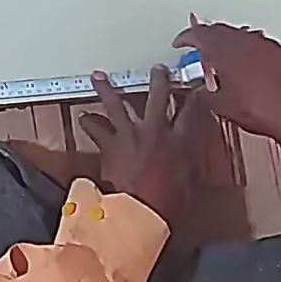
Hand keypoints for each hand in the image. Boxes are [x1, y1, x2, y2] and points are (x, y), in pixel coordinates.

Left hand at [77, 65, 213, 221]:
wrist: (138, 211)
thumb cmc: (168, 203)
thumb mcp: (190, 182)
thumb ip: (189, 163)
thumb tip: (189, 156)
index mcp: (181, 141)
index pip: (192, 112)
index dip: (195, 99)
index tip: (196, 89)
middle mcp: (155, 131)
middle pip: (158, 96)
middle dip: (159, 80)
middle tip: (158, 69)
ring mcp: (130, 134)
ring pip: (117, 104)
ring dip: (107, 88)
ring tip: (98, 76)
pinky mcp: (110, 144)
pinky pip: (97, 128)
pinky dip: (90, 122)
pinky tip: (84, 118)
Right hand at [173, 18, 280, 155]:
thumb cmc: (261, 110)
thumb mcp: (220, 105)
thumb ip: (205, 92)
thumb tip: (202, 90)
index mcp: (225, 51)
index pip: (200, 34)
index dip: (186, 37)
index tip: (180, 42)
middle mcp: (246, 42)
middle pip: (220, 30)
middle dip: (205, 37)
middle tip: (196, 46)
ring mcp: (266, 46)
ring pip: (239, 34)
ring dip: (226, 42)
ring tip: (220, 58)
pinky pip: (257, 43)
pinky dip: (246, 48)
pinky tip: (245, 63)